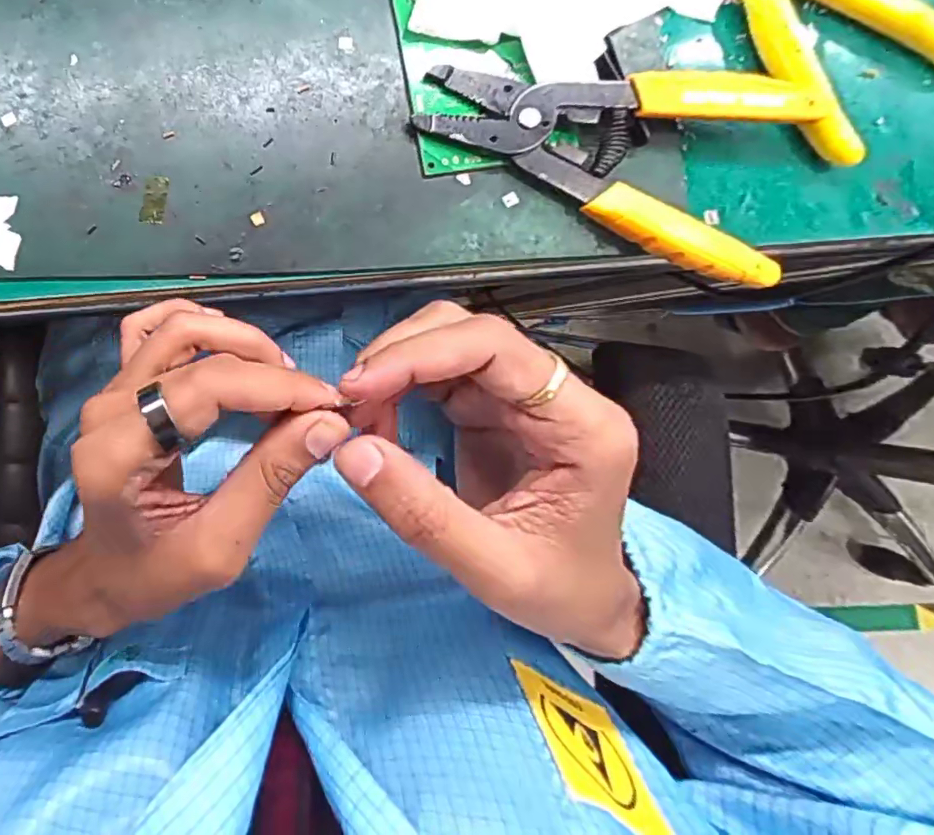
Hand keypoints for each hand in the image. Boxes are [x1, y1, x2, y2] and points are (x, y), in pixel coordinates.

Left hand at [25, 301, 348, 642]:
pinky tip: (226, 346)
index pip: (203, 386)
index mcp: (118, 453)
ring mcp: (107, 392)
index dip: (272, 385)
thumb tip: (327, 423)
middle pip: (188, 343)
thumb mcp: (219, 547)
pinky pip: (148, 330)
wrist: (104, 573)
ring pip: (172, 326)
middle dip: (261, 360)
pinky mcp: (116, 386)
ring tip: (276, 376)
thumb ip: (269, 479)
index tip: (326, 403)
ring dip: (233, 339)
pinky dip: (194, 327)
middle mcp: (106, 409)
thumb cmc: (154, 572)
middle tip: (307, 397)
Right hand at [332, 302, 646, 659]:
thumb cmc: (558, 590)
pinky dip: (391, 384)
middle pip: (462, 330)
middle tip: (350, 402)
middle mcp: (550, 393)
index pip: (493, 346)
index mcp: (579, 424)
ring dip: (389, 366)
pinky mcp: (486, 403)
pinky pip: (428, 370)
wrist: (584, 603)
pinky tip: (375, 418)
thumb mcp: (494, 570)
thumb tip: (351, 451)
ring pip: (441, 339)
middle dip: (395, 355)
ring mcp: (515, 394)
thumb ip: (423, 514)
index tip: (360, 387)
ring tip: (359, 413)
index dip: (419, 354)